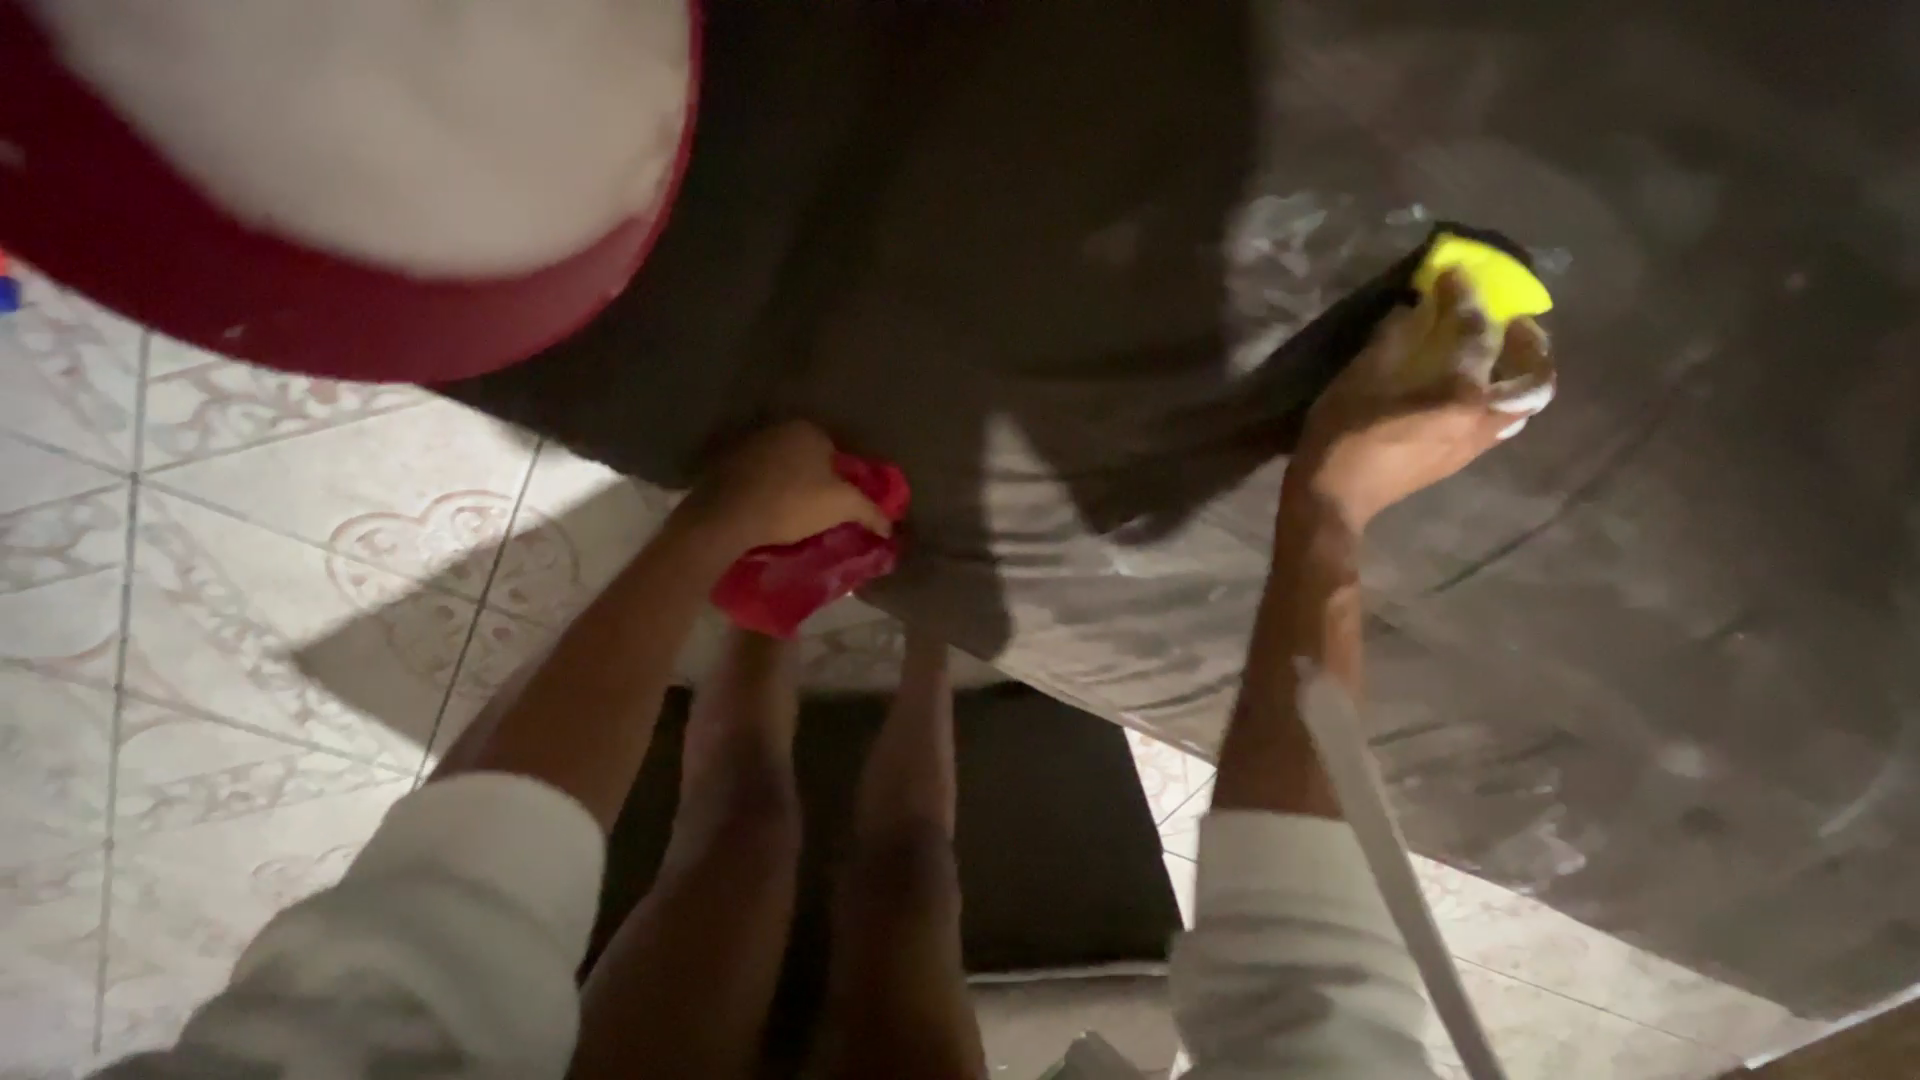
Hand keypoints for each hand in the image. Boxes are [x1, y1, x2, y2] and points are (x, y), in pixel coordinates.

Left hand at [674, 420, 892, 555]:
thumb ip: (870, 510)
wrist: (727, 517)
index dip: (841, 482)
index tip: (838, 507)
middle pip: (807, 460)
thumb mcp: (842, 506)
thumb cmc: (792, 503)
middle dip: (814, 483)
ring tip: (791, 518)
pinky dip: (764, 493)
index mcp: (808, 430)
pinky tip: (765, 514)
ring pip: (780, 469)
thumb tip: (891, 526)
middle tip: (818, 514)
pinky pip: (756, 479)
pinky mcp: (724, 465)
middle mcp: (777, 429)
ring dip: (787, 488)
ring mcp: (747, 445)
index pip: (836, 455)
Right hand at [1289, 269, 1555, 530]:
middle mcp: (1482, 418)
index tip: (1455, 273)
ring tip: (1498, 358)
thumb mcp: (1358, 380)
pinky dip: (1498, 399)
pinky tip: (1469, 392)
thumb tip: (1413, 310)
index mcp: (1461, 395)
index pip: (1478, 334)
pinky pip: (1499, 423)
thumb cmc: (1341, 437)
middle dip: (1531, 344)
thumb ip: (1392, 340)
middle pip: (1535, 377)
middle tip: (1510, 323)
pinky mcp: (1459, 460)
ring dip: (1520, 375)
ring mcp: (1474, 443)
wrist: (1332, 501)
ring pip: (1523, 406)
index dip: (1466, 298)